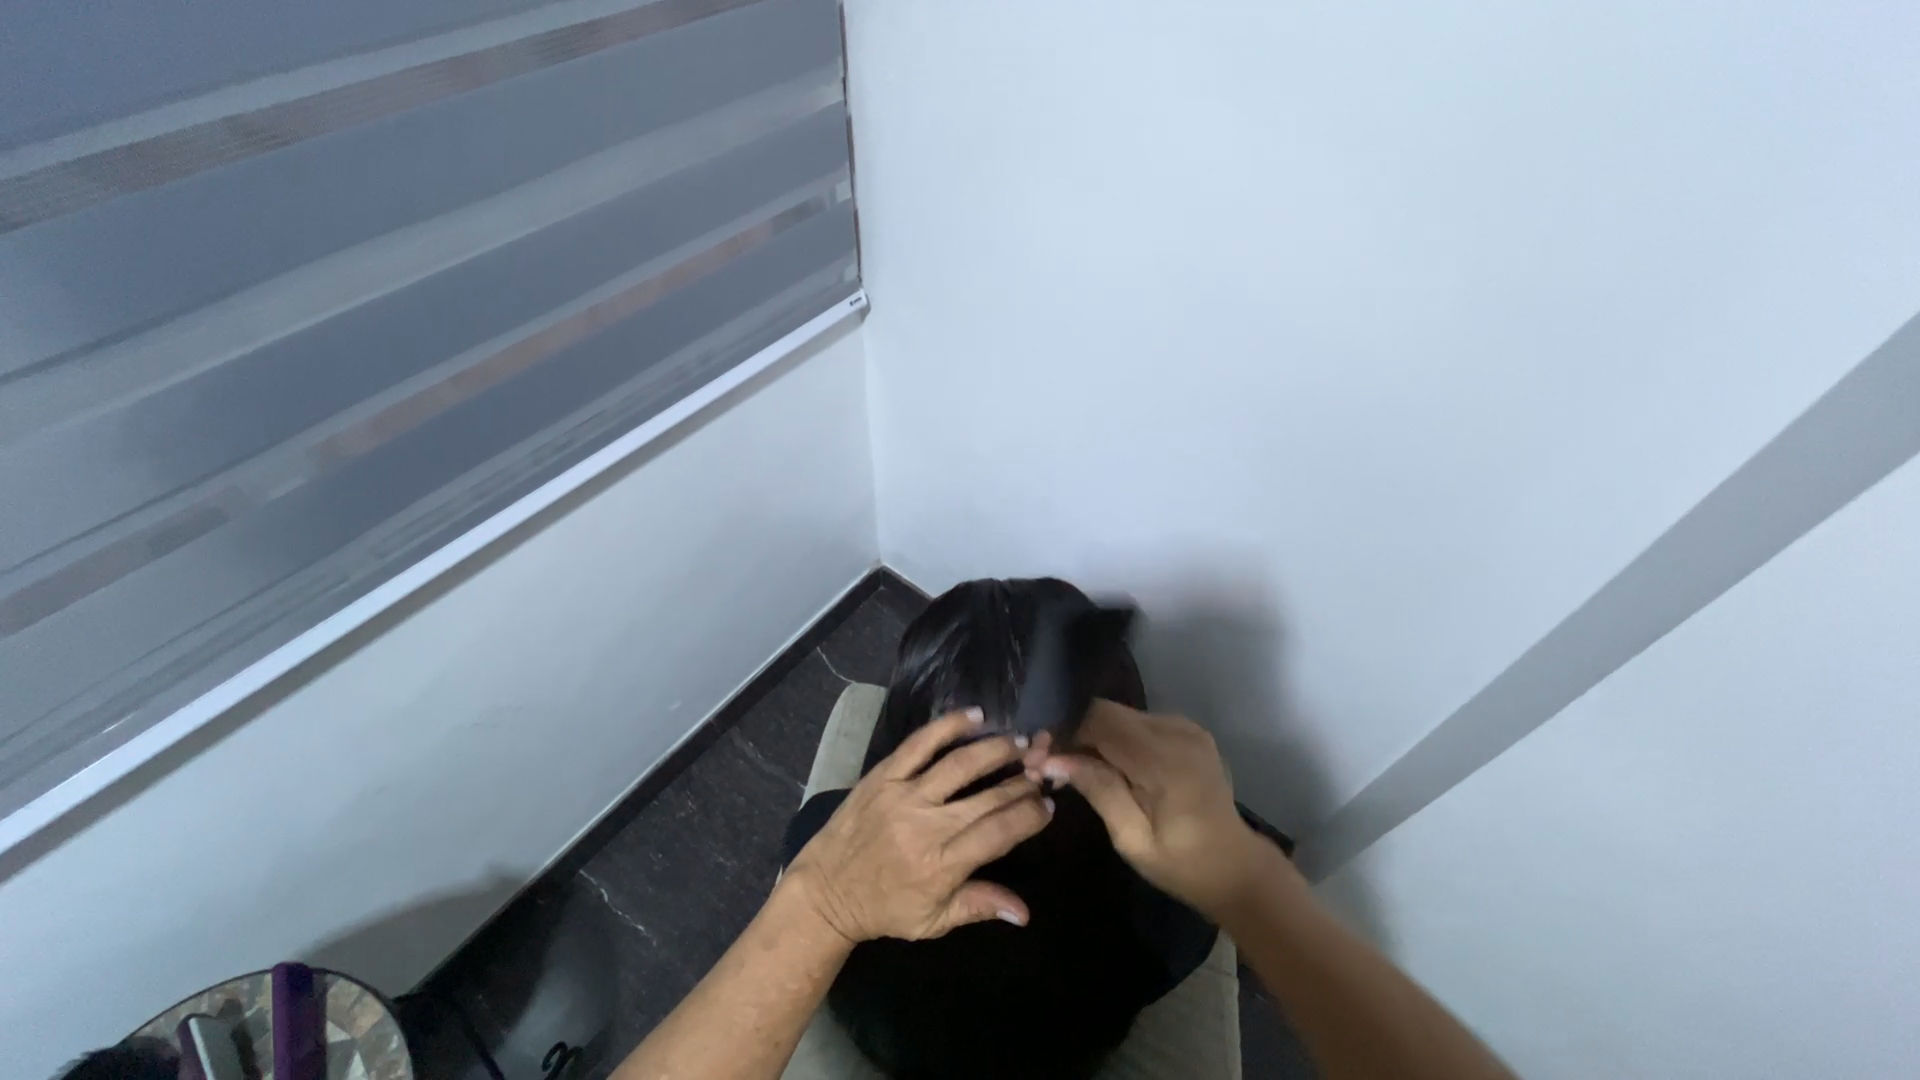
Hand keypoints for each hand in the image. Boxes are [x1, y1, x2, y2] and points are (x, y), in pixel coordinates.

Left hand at [785, 708, 1054, 943]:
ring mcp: (903, 796)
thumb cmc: (884, 909)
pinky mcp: (883, 776)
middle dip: (1021, 780)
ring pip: (959, 764)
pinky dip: (948, 726)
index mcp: (942, 866)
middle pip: (987, 797)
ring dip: (996, 749)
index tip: (1049, 803)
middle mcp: (926, 826)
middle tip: (1043, 767)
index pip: (999, 832)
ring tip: (1021, 741)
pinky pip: (919, 744)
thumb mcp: (932, 922)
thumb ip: (979, 906)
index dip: (1030, 815)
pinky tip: (975, 716)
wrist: (825, 890)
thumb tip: (1025, 912)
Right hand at [1027, 700, 1283, 917]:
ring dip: (1092, 735)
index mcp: (1165, 760)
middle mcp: (1177, 731)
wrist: (1235, 867)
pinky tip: (1103, 763)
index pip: (1101, 721)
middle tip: (1048, 763)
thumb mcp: (1132, 839)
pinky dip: (1114, 738)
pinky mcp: (1187, 730)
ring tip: (1071, 766)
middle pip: (1108, 712)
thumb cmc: (1182, 864)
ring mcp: (1186, 727)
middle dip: (1073, 732)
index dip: (1064, 732)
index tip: (1038, 756)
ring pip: (1120, 715)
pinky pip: (1138, 723)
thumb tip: (1052, 760)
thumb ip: (1097, 789)